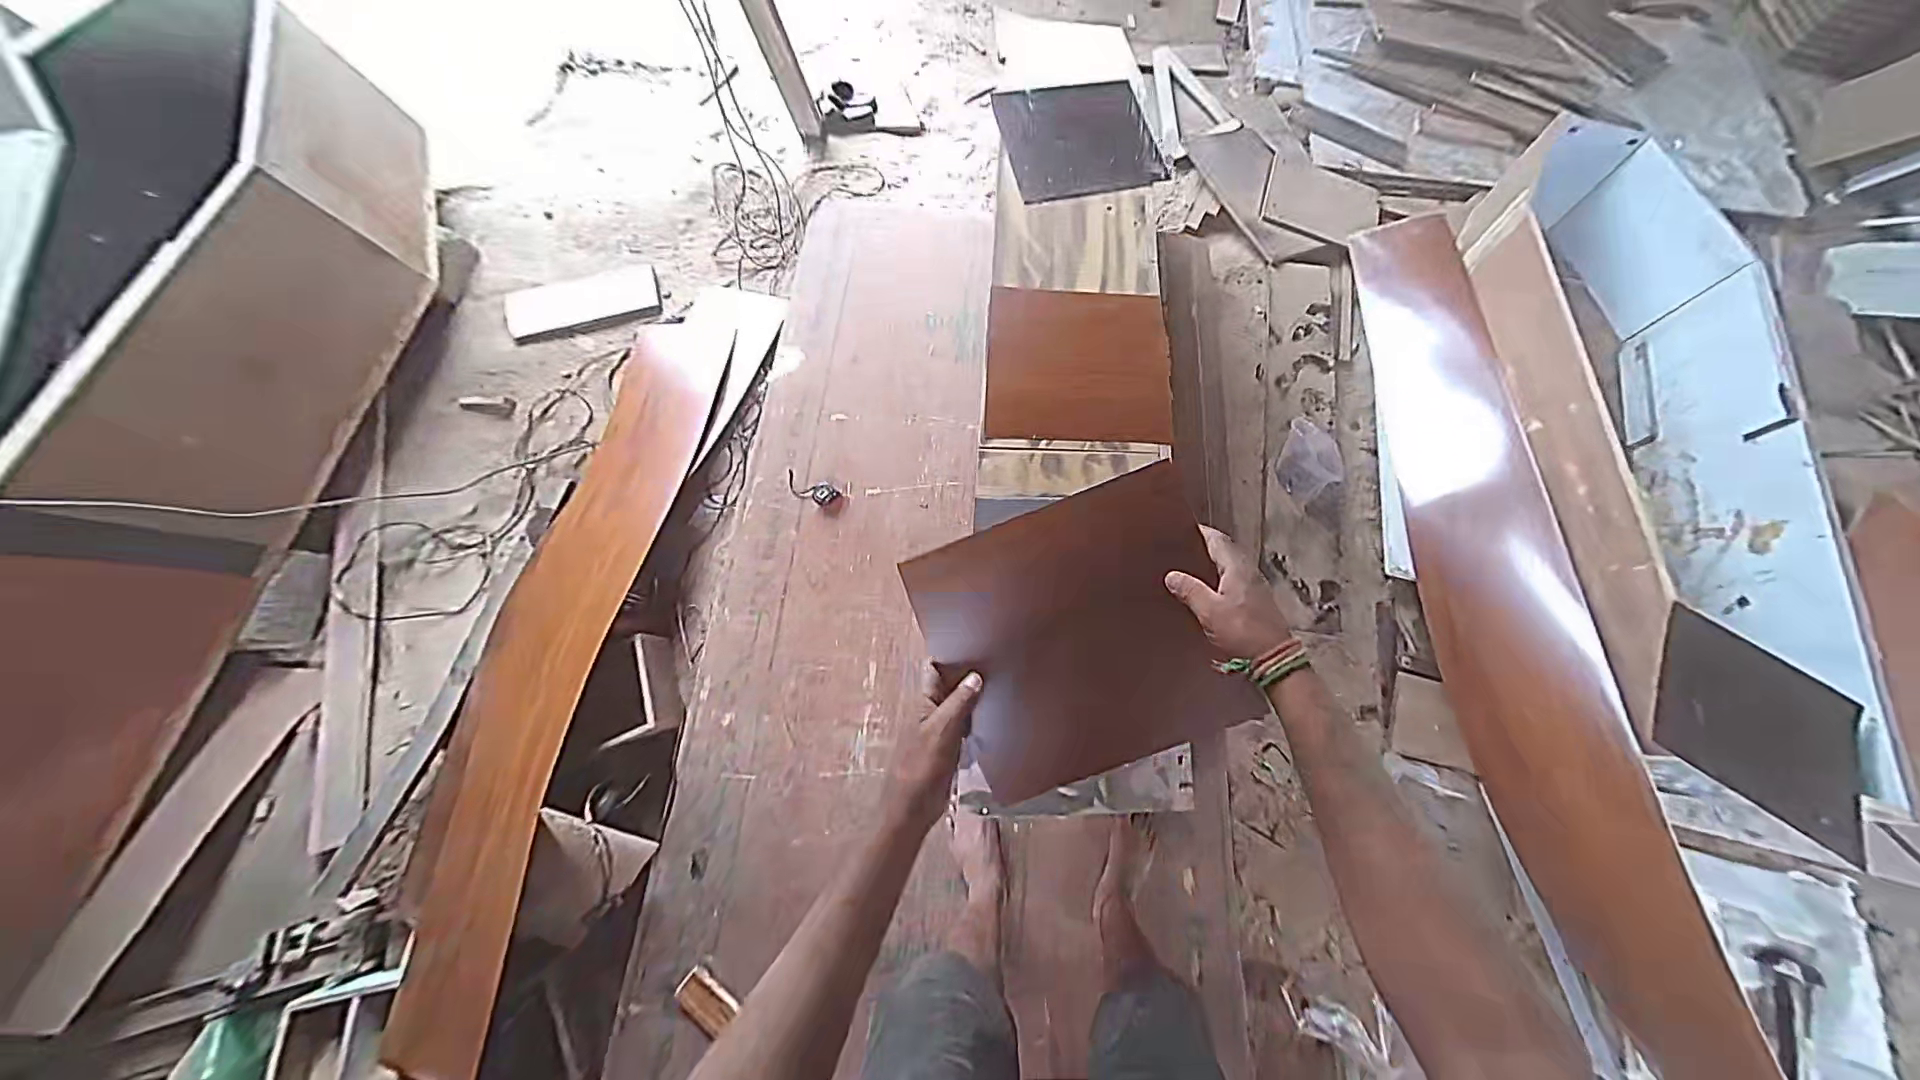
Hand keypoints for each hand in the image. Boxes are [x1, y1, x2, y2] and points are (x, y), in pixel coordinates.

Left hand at [883, 666, 983, 830]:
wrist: (913, 808)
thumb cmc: (921, 767)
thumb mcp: (942, 731)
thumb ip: (959, 703)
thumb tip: (975, 676)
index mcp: (924, 701)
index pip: (935, 668)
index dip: (950, 653)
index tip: (973, 641)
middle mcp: (932, 710)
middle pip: (950, 683)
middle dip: (967, 672)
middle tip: (994, 658)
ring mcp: (941, 728)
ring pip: (959, 703)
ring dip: (974, 695)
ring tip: (999, 680)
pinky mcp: (950, 745)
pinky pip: (966, 723)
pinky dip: (977, 716)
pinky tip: (995, 713)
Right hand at [1165, 525, 1296, 658]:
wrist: (1274, 658)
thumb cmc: (1242, 632)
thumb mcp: (1209, 611)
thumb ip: (1190, 590)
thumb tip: (1172, 575)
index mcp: (1237, 569)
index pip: (1218, 541)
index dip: (1203, 532)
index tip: (1187, 528)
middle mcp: (1249, 573)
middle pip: (1227, 551)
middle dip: (1208, 546)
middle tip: (1187, 546)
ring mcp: (1256, 588)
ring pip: (1232, 566)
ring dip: (1215, 563)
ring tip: (1194, 567)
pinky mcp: (1257, 602)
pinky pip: (1236, 581)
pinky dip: (1222, 578)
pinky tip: (1211, 590)